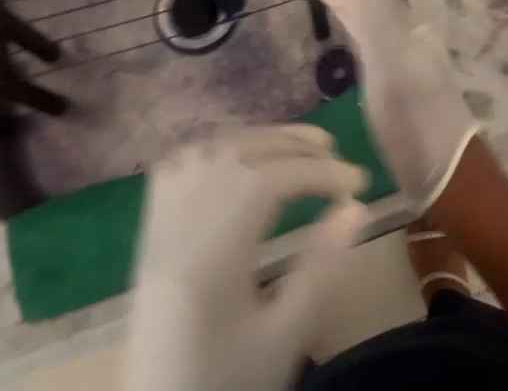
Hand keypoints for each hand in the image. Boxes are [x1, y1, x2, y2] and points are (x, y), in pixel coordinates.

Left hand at [123, 126, 369, 390]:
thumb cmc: (229, 381)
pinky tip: (235, 157)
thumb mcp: (285, 337)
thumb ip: (319, 269)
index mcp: (211, 254)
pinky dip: (211, 149)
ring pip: (204, 151)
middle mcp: (178, 226)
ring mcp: (157, 226)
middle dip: (289, 144)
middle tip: (334, 151)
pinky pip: (174, 167)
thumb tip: (355, 208)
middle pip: (234, 154)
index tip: (359, 181)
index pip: (267, 181)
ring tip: (295, 145)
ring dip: (253, 139)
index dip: (317, 172)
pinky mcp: (148, 234)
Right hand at [269, 0, 479, 208]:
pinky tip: (334, 19)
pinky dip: (338, 13)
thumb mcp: (392, 66)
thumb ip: (373, 11)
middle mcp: (395, 27)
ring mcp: (394, 50)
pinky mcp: (389, 74)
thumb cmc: (417, 126)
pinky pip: (357, 29)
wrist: (449, 177)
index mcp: (393, 21)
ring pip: (354, 5)